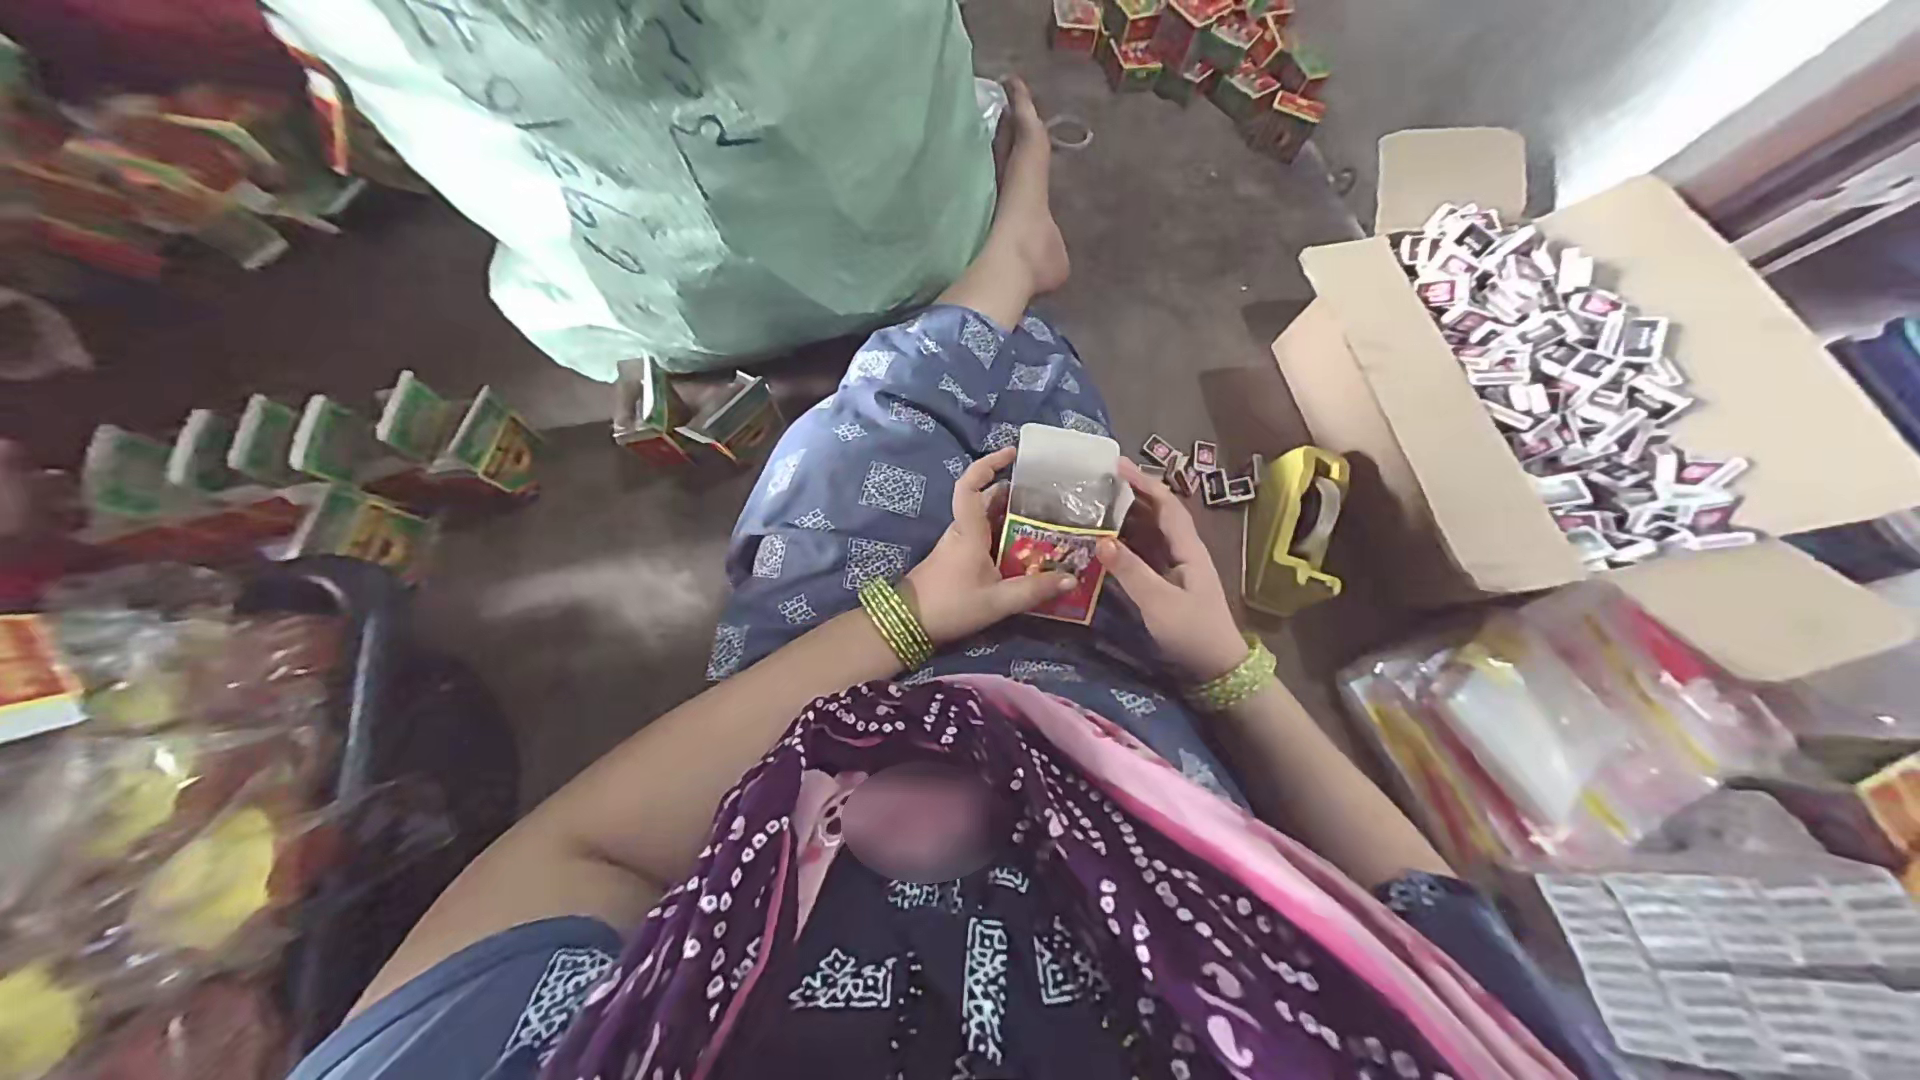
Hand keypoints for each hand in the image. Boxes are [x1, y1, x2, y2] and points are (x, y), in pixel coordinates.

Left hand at [901, 446, 1074, 645]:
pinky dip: (1003, 534)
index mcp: (968, 531)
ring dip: (1009, 514)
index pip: (971, 485)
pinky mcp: (957, 559)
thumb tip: (1071, 579)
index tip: (1013, 454)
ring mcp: (958, 545)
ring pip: (985, 518)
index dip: (989, 463)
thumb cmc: (950, 605)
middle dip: (1012, 492)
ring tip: (1042, 519)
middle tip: (1044, 496)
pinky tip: (1023, 547)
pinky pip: (983, 536)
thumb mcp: (997, 602)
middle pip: (984, 499)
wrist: (908, 624)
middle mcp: (962, 531)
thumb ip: (1034, 590)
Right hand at [1098, 458, 1248, 681]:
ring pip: (1150, 533)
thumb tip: (1101, 540)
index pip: (1166, 505)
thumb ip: (1130, 571)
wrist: (1218, 668)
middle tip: (1098, 483)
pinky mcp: (1168, 583)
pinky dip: (1126, 542)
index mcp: (1188, 549)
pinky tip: (1106, 541)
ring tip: (1096, 505)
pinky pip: (1145, 552)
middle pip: (1157, 514)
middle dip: (1131, 494)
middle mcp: (1183, 551)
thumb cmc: (1192, 632)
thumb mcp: (1158, 602)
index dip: (1143, 482)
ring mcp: (1176, 567)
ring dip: (1127, 517)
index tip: (1116, 466)